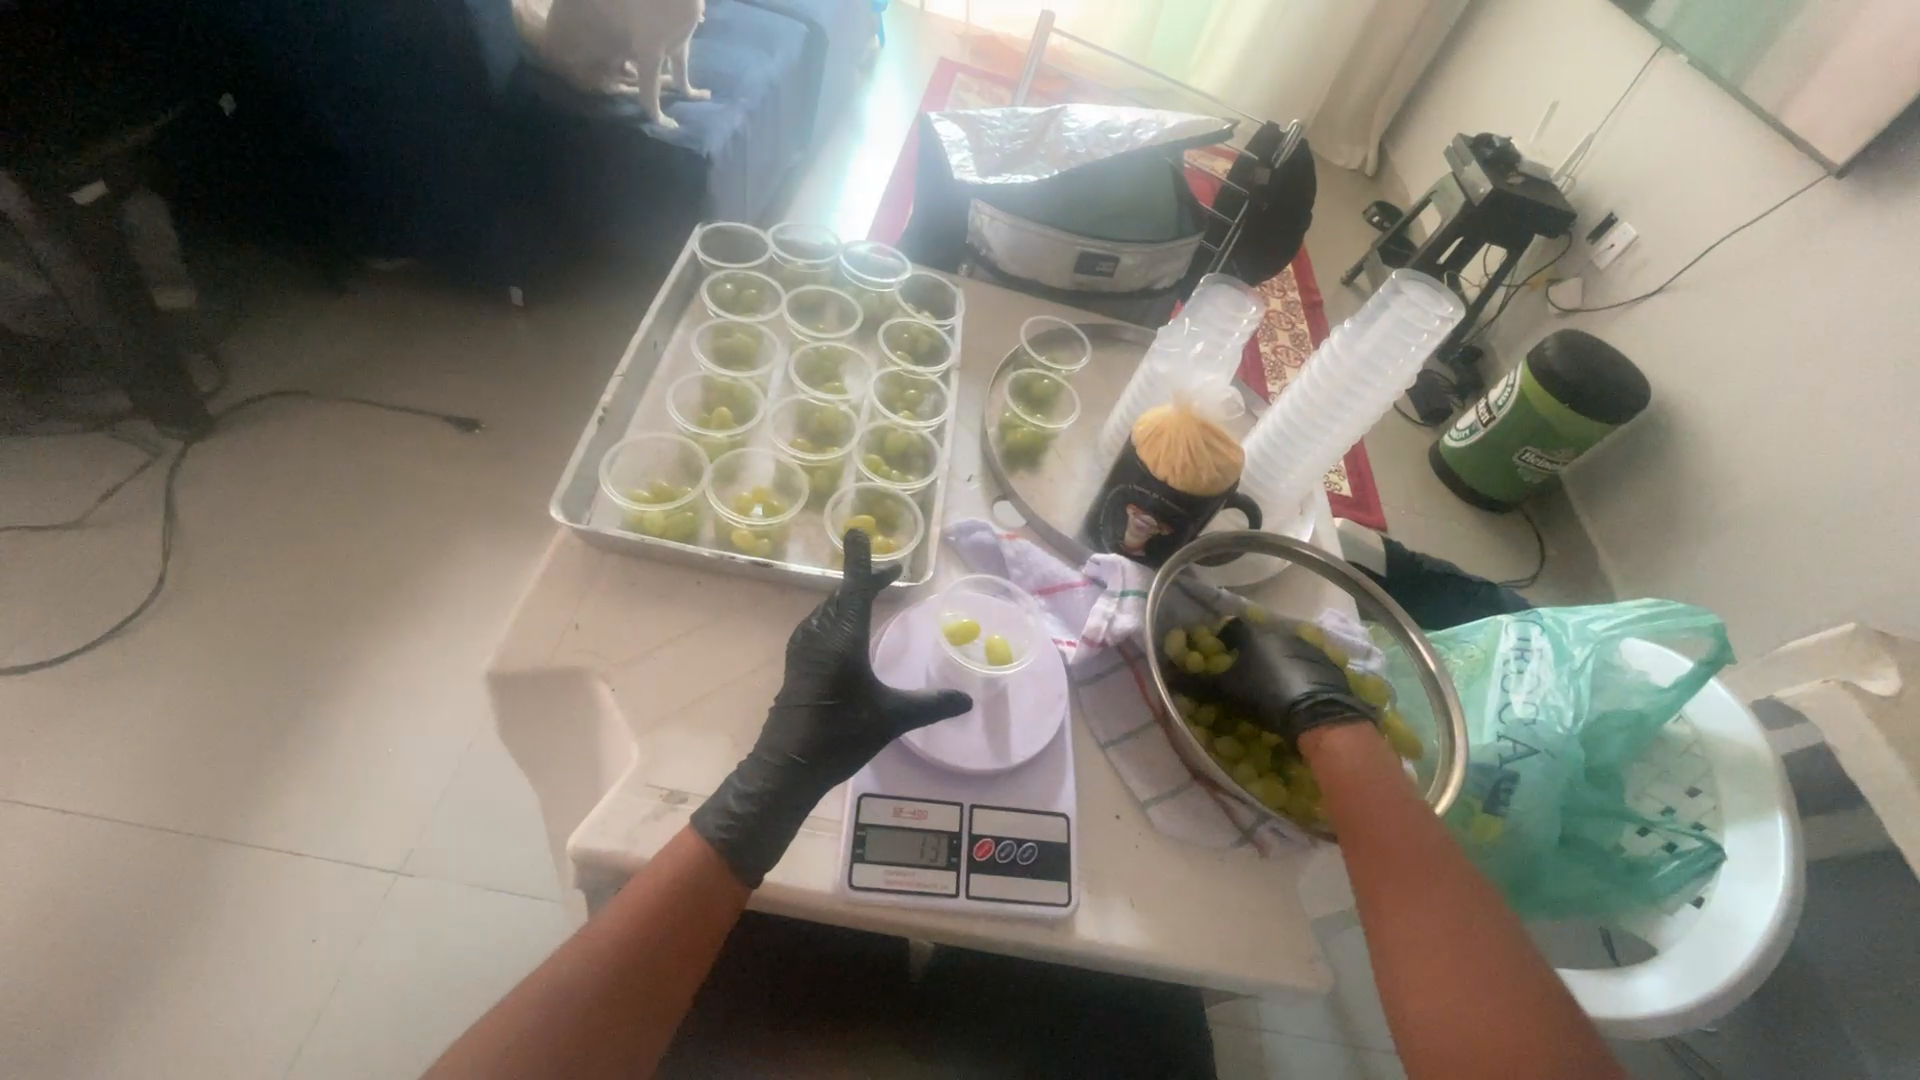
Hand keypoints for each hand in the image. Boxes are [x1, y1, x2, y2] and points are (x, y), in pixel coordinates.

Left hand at [691, 531, 972, 885]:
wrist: (787, 766)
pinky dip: (838, 614)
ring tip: (871, 593)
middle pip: (843, 594)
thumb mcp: (893, 719)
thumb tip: (968, 699)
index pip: (856, 588)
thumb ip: (932, 705)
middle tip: (890, 572)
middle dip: (865, 579)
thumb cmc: (840, 736)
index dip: (862, 561)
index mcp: (843, 639)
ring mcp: (805, 648)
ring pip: (829, 609)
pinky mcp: (798, 662)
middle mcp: (821, 635)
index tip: (860, 532)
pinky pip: (820, 624)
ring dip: (850, 596)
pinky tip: (845, 627)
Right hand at [1172, 618, 1374, 745]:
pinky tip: (1297, 692)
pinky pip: (1308, 665)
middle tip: (1244, 671)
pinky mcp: (1331, 666)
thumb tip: (1165, 674)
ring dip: (1276, 661)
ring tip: (1271, 682)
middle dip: (1251, 651)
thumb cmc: (1264, 697)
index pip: (1233, 627)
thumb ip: (1195, 683)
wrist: (1319, 715)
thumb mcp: (1223, 692)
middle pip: (1260, 638)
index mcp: (1254, 635)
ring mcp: (1309, 648)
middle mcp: (1281, 634)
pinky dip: (1299, 674)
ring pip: (1285, 650)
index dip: (1224, 638)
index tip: (1221, 653)